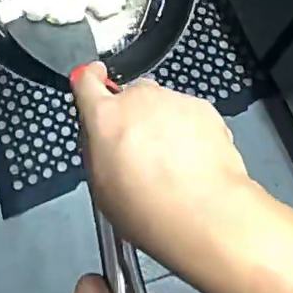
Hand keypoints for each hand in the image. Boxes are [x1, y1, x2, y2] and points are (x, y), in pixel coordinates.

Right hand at [70, 63, 256, 267]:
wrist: (205, 215)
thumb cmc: (151, 210)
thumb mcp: (101, 187)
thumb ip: (98, 149)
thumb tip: (101, 141)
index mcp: (105, 116)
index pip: (87, 80)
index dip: (89, 78)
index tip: (93, 76)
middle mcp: (137, 99)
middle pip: (130, 97)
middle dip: (134, 117)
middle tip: (142, 153)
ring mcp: (171, 100)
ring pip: (162, 106)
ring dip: (164, 126)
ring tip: (174, 166)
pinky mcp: (202, 108)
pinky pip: (190, 114)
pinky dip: (191, 132)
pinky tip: (194, 164)